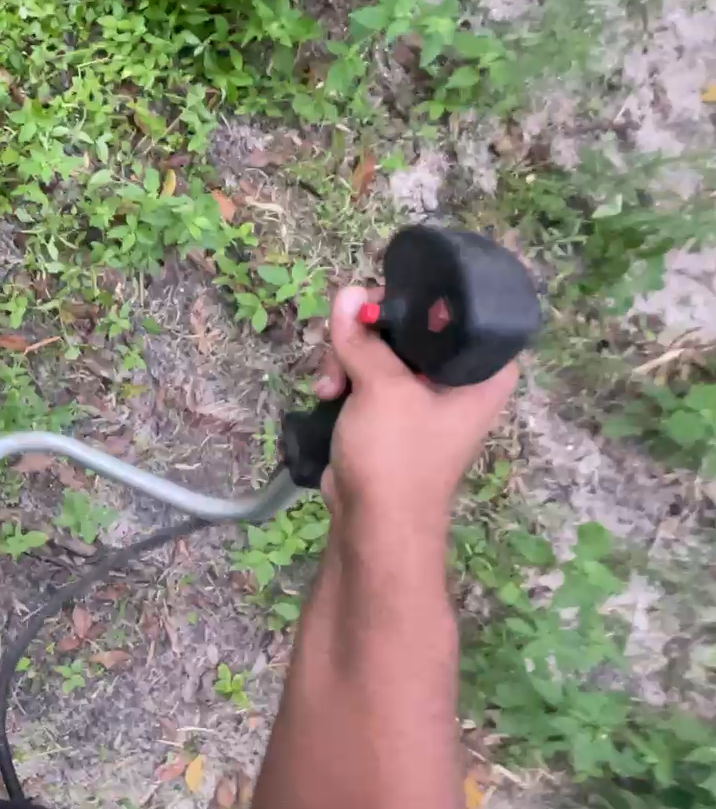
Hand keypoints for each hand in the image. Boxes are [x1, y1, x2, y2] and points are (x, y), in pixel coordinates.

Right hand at [312, 285, 518, 528]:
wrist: (375, 517)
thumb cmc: (396, 453)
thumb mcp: (381, 389)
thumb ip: (362, 340)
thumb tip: (346, 291)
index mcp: (482, 368)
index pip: (450, 312)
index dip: (408, 305)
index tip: (368, 314)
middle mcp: (457, 377)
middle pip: (405, 330)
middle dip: (362, 339)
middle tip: (340, 358)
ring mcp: (420, 396)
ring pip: (377, 352)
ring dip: (344, 362)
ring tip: (327, 388)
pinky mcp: (388, 412)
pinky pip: (364, 376)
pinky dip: (342, 380)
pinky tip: (326, 395)